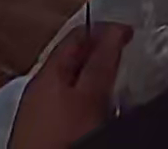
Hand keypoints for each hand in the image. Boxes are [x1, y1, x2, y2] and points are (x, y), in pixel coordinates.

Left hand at [8, 22, 132, 148]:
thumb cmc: (64, 138)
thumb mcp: (90, 95)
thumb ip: (103, 59)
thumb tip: (116, 29)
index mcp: (47, 72)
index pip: (79, 34)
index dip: (106, 30)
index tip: (130, 36)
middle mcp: (39, 89)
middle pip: (74, 59)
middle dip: (101, 56)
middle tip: (125, 63)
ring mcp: (37, 114)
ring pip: (72, 85)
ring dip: (95, 82)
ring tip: (116, 92)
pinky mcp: (41, 137)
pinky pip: (69, 107)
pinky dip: (87, 104)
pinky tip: (97, 117)